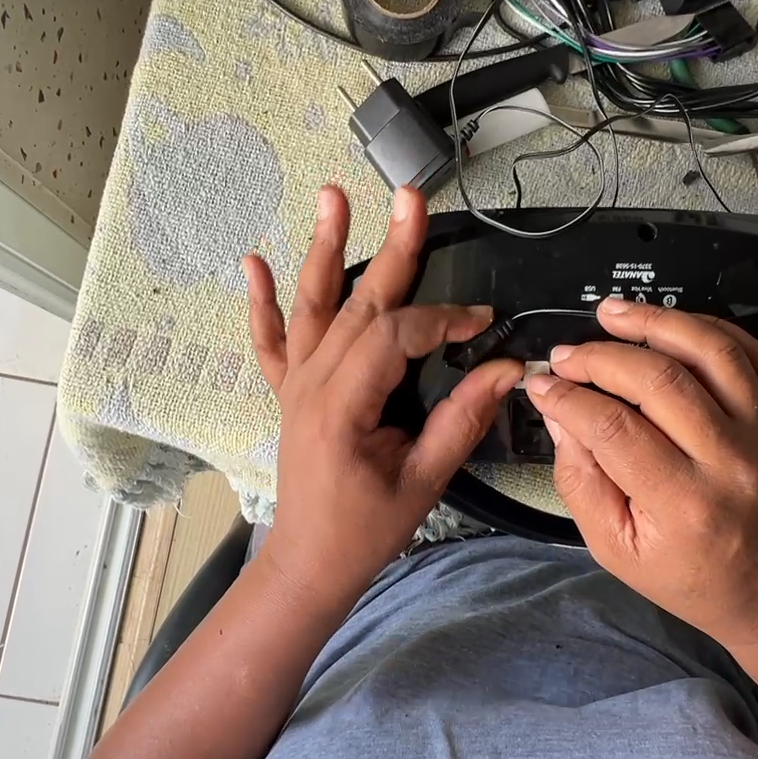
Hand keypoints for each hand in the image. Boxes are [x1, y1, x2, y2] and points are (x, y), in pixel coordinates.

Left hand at [243, 186, 523, 594]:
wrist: (309, 561)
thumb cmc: (365, 530)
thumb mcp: (423, 479)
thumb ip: (462, 419)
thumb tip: (506, 369)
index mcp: (343, 406)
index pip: (396, 336)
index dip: (442, 320)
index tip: (481, 321)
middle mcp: (312, 384)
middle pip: (358, 303)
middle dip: (393, 249)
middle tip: (411, 197)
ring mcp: (294, 384)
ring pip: (312, 306)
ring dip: (325, 249)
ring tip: (333, 196)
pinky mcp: (288, 391)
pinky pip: (271, 340)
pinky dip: (262, 303)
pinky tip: (251, 262)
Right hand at [524, 298, 757, 648]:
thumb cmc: (685, 578)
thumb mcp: (612, 547)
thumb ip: (580, 479)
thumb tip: (560, 413)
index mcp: (683, 504)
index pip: (613, 428)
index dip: (568, 397)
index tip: (541, 385)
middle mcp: (729, 461)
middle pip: (658, 380)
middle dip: (599, 357)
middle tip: (565, 356)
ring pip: (710, 352)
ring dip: (656, 322)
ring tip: (611, 313)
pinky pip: (751, 355)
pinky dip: (710, 328)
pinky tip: (670, 324)